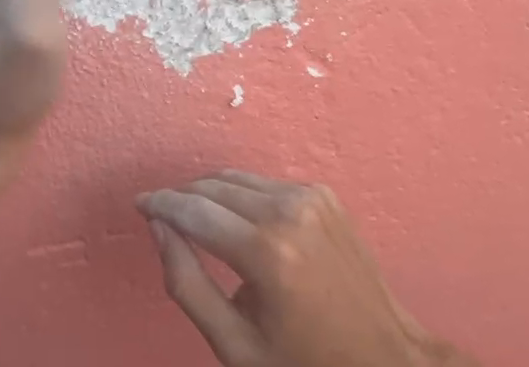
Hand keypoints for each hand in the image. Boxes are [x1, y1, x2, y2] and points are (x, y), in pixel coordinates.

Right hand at [137, 172, 469, 366]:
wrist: (389, 361)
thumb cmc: (305, 363)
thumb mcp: (235, 345)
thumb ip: (186, 283)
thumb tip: (159, 227)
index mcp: (266, 252)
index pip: (192, 210)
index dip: (159, 204)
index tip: (139, 205)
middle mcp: (287, 212)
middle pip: (211, 188)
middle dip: (181, 199)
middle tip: (162, 218)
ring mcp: (310, 198)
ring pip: (235, 179)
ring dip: (208, 195)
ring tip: (195, 221)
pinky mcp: (323, 195)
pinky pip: (263, 184)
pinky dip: (240, 197)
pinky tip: (238, 223)